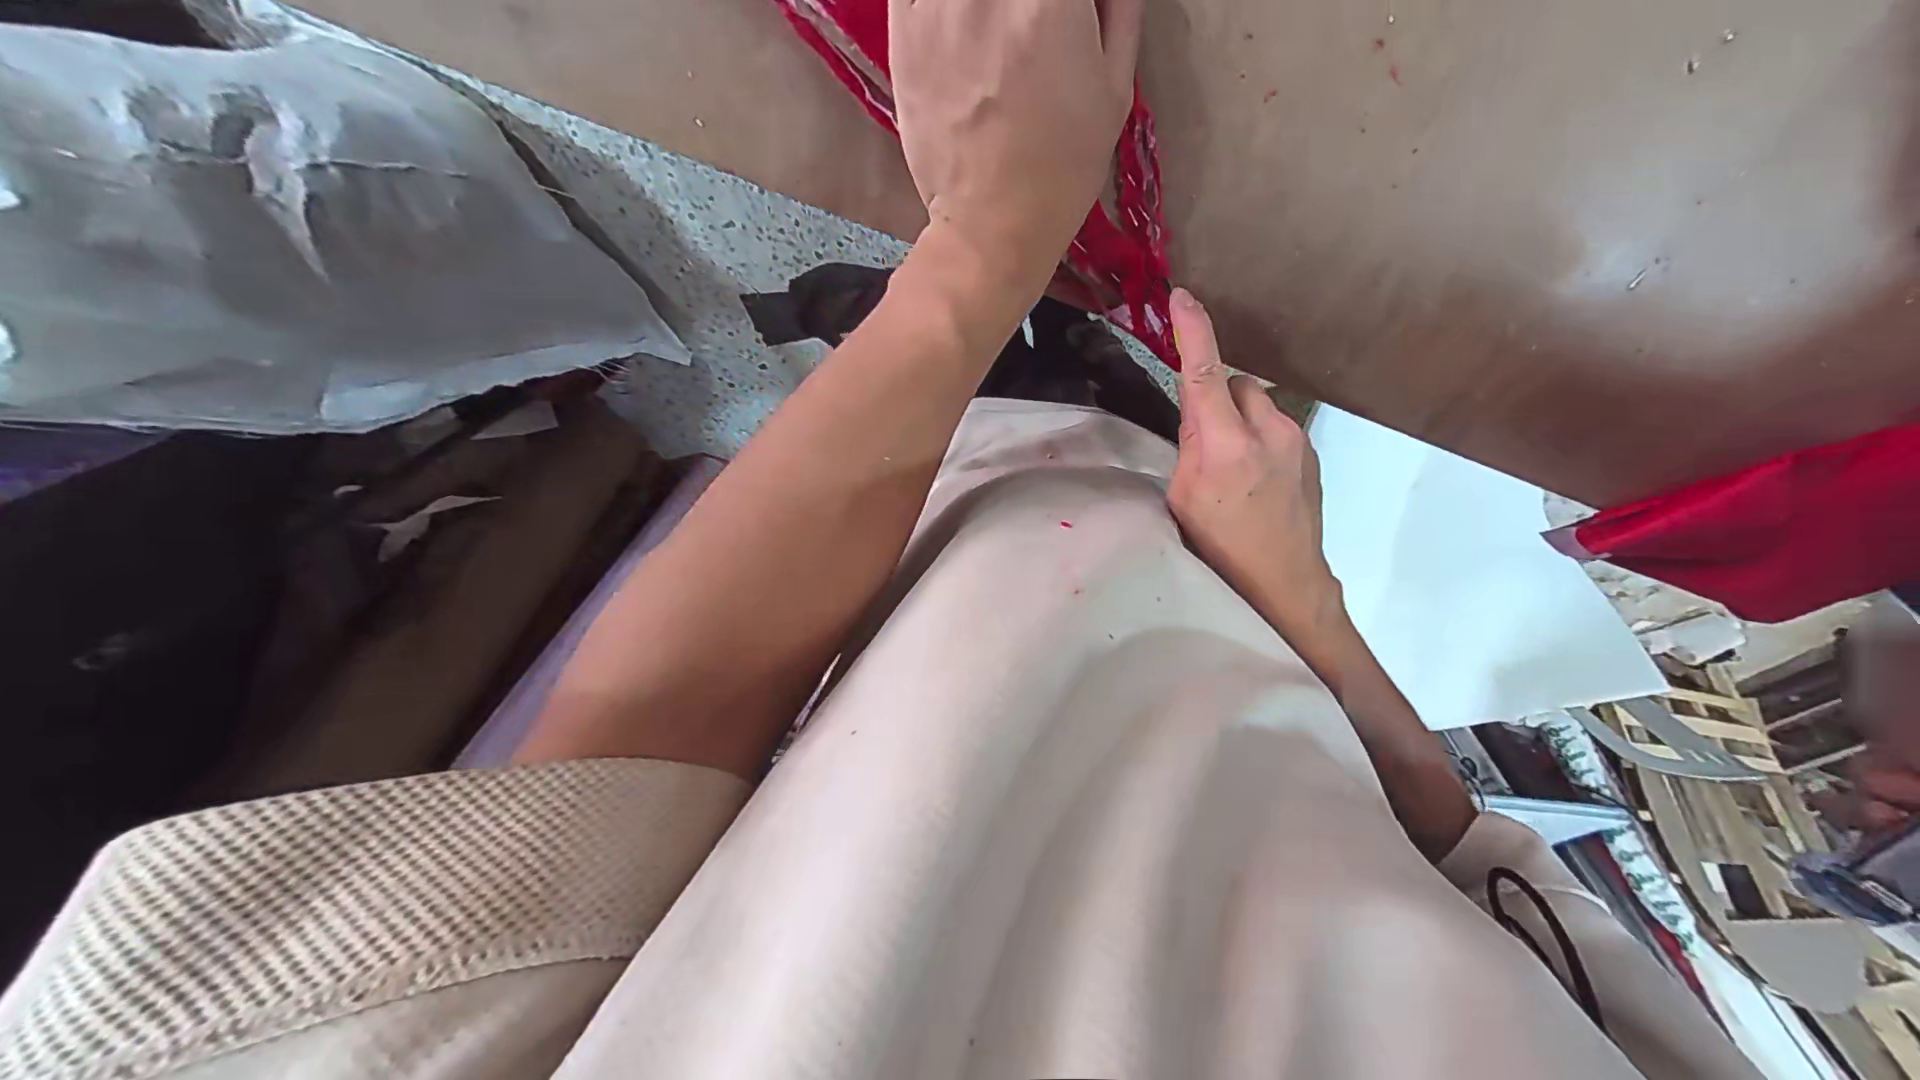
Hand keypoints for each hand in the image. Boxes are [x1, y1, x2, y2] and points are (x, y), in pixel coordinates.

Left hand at [888, 0, 1141, 274]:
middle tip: (1031, 20)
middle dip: (1026, 0)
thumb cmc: (1063, 170)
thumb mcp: (1115, 91)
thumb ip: (1118, 7)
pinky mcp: (904, 32)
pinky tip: (957, 18)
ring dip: (981, 2)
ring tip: (993, 24)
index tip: (1070, 9)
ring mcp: (938, 5)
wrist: (992, 226)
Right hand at [1166, 288, 1339, 635]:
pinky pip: (1277, 426)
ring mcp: (1297, 440)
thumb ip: (1191, 446)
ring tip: (1232, 467)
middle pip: (1236, 385)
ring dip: (1239, 420)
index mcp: (1224, 444)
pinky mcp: (1311, 453)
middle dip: (1216, 399)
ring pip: (1259, 405)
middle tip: (1203, 443)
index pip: (1203, 373)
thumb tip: (1198, 415)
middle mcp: (1268, 431)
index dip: (1193, 331)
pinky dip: (1259, 437)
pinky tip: (1255, 478)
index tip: (1183, 297)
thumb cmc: (1219, 546)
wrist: (1283, 581)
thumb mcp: (1183, 497)